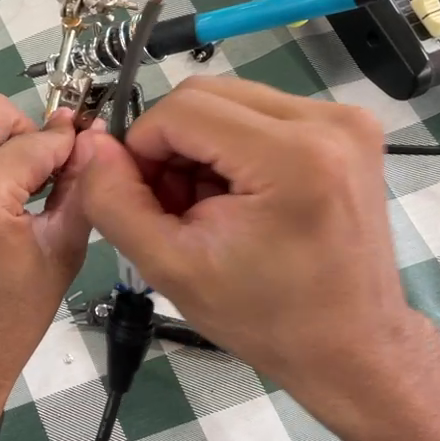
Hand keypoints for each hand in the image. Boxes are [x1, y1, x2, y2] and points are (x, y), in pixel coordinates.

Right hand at [77, 77, 435, 432]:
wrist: (349, 345)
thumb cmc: (261, 316)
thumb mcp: (168, 266)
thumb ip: (114, 201)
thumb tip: (90, 144)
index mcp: (292, 155)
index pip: (180, 109)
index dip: (141, 147)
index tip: (141, 199)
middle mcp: (328, 121)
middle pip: (204, 95)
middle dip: (169, 144)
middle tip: (170, 205)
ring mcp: (345, 121)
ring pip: (228, 100)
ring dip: (196, 146)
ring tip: (202, 206)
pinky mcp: (347, 130)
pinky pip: (257, 113)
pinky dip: (228, 147)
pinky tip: (231, 197)